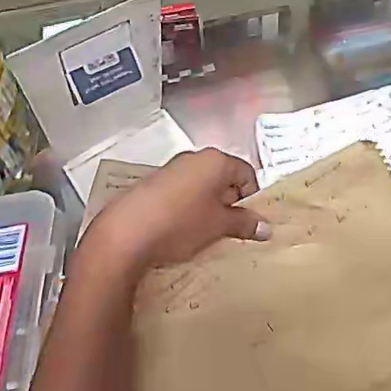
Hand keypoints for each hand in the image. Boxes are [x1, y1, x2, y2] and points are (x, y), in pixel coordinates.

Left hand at [78, 149, 268, 275]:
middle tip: (231, 229)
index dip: (252, 197)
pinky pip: (181, 192)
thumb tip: (265, 227)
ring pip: (201, 185)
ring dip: (208, 206)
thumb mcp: (219, 226)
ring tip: (206, 233)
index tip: (249, 221)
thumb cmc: (181, 224)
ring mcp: (171, 169)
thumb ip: (244, 223)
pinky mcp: (153, 184)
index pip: (246, 173)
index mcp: (215, 160)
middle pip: (223, 177)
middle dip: (230, 202)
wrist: (126, 233)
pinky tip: (182, 230)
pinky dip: (188, 208)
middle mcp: (194, 158)